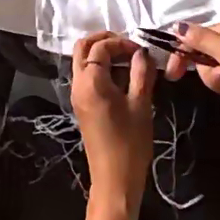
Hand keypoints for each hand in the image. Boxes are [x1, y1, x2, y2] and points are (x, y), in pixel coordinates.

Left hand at [69, 32, 157, 211]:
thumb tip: (142, 52)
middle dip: (105, 40)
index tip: (141, 51)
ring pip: (82, 61)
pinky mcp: (81, 104)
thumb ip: (141, 74)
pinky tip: (122, 77)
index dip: (121, 43)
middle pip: (83, 47)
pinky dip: (100, 68)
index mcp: (91, 81)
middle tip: (129, 46)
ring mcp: (77, 94)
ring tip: (129, 61)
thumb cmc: (130, 143)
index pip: (100, 47)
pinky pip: (86, 75)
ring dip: (102, 54)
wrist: (114, 179)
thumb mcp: (141, 105)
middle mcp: (78, 84)